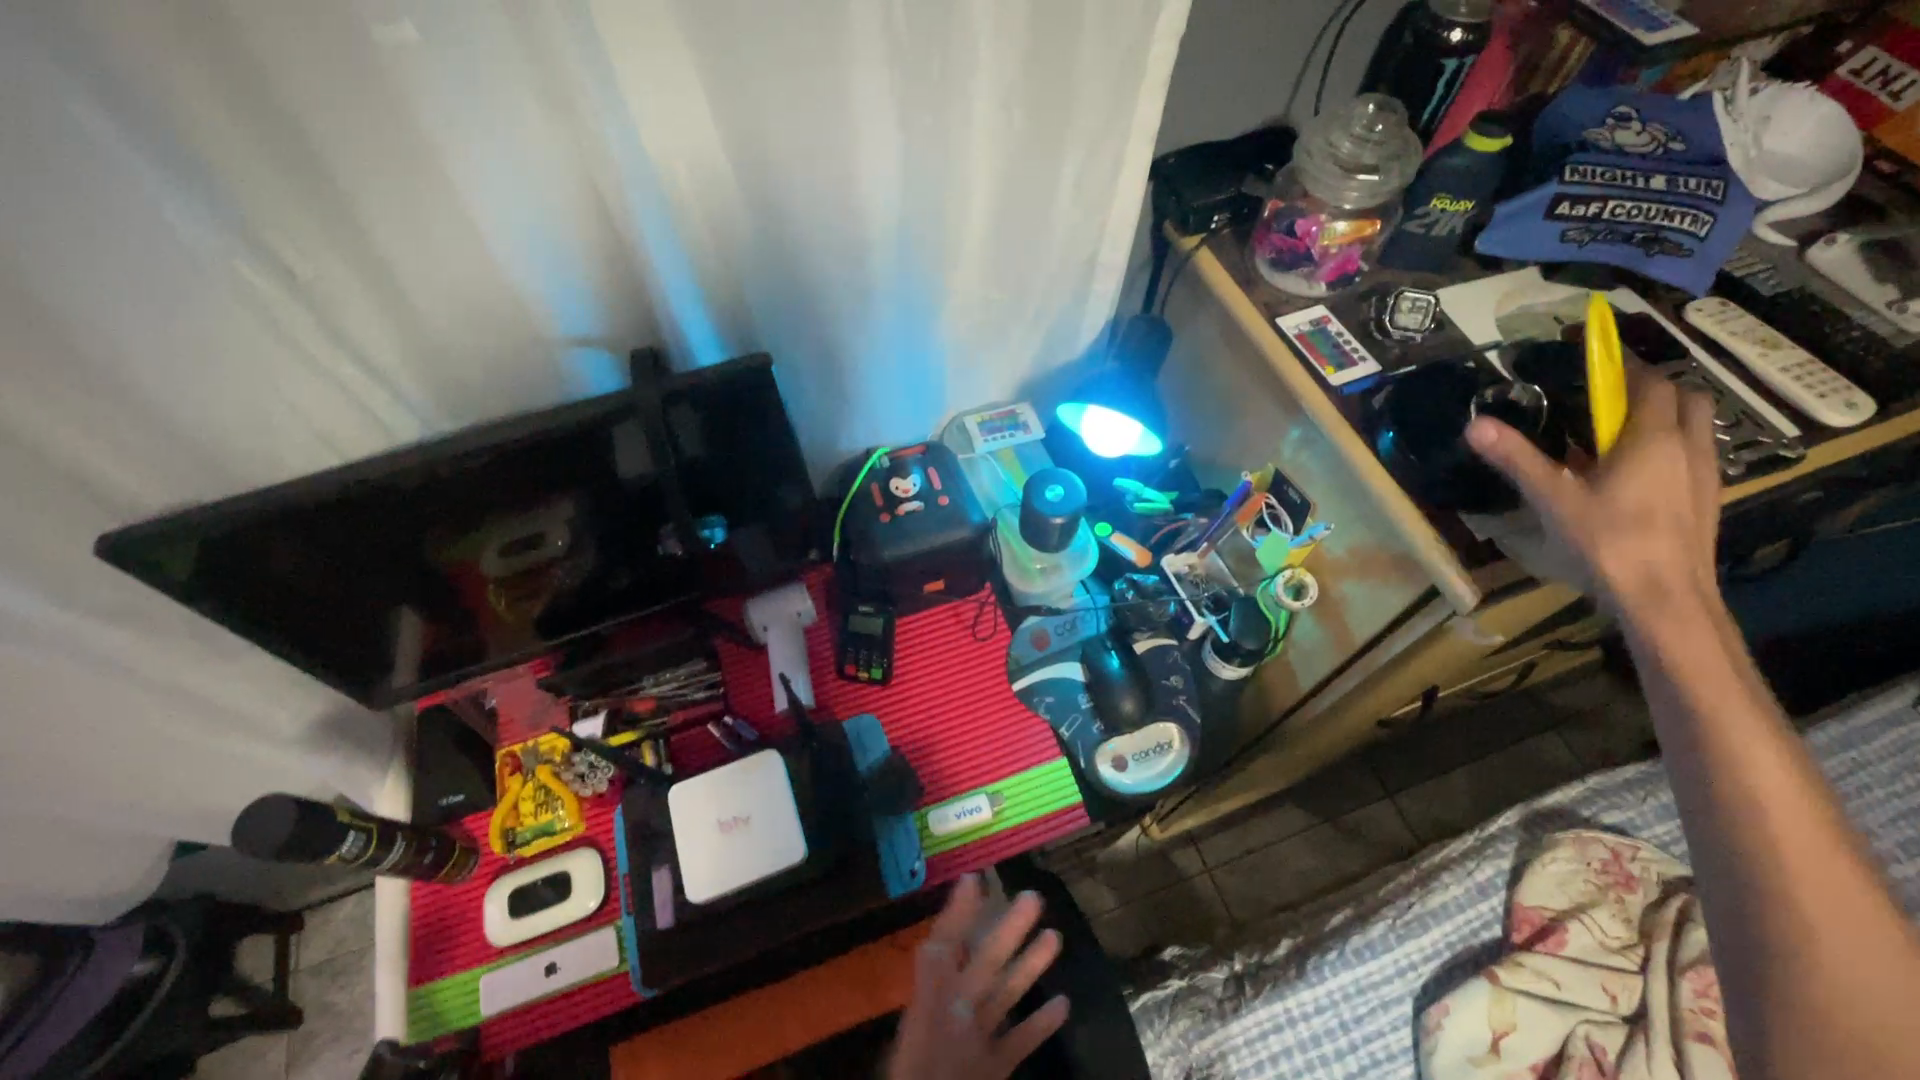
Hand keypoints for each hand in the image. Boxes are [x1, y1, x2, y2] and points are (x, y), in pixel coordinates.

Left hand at [886, 874, 1069, 1079]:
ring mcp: (975, 1044)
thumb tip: (956, 908)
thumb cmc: (923, 1067)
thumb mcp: (926, 1015)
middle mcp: (956, 1013)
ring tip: (1056, 938)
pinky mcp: (992, 1071)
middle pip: (986, 964)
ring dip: (1029, 969)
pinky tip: (1063, 1004)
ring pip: (1005, 998)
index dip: (960, 911)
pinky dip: (1039, 1026)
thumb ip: (938, 964)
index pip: (949, 942)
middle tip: (1034, 897)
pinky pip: (1016, 1045)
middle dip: (1008, 930)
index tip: (976, 878)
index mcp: (937, 996)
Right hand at [1467, 363, 1722, 622]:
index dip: (1622, 364)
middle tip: (1610, 399)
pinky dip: (1670, 450)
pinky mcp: (1707, 501)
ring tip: (1622, 437)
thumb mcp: (1553, 499)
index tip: (1594, 357)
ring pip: (1695, 428)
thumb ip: (1517, 459)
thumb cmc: (1608, 542)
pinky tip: (1638, 477)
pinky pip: (1694, 457)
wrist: (1665, 598)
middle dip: (1651, 388)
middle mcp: (1687, 446)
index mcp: (1651, 437)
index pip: (1647, 381)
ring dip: (1665, 418)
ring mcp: (1704, 475)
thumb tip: (1476, 425)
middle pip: (1684, 398)